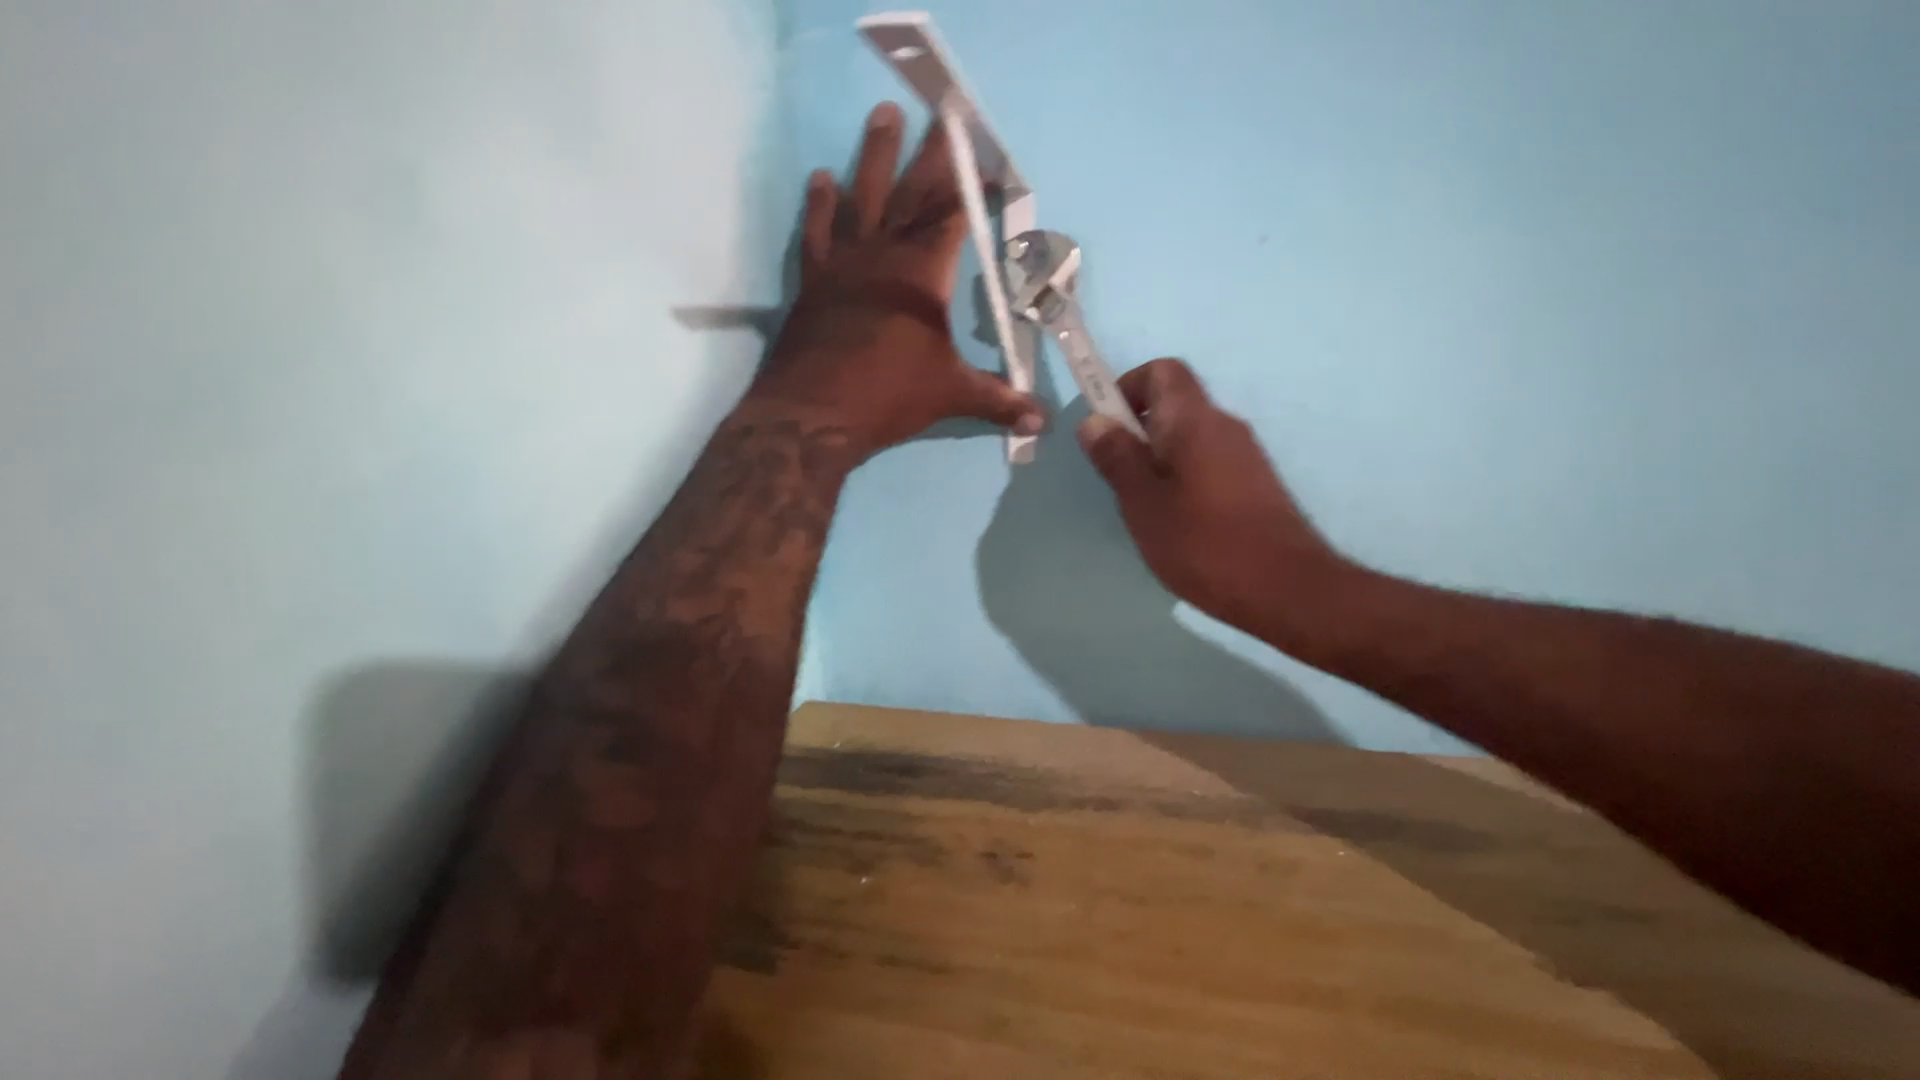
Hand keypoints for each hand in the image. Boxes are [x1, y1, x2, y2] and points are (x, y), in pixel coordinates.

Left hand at [745, 102, 1043, 458]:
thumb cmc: (887, 396)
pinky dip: (819, 205)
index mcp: (924, 274)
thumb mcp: (951, 395)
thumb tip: (1042, 421)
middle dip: (932, 152)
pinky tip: (822, 178)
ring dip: (874, 155)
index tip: (991, 165)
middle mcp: (883, 255)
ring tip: (883, 113)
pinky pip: (817, 232)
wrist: (810, 414)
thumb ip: (997, 400)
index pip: (955, 216)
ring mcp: (843, 265)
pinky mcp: (813, 282)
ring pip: (862, 196)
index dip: (974, 187)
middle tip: (942, 110)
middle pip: (913, 192)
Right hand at [1077, 358, 1359, 642]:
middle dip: (1137, 431)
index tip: (1106, 426)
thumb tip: (1094, 420)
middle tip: (1117, 478)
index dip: (1127, 386)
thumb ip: (1117, 458)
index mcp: (1194, 420)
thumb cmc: (1203, 543)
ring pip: (1189, 439)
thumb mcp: (1143, 502)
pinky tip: (1176, 524)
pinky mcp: (1254, 485)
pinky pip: (1207, 463)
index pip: (1162, 370)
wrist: (1285, 589)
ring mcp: (1244, 455)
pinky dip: (1182, 479)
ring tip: (1144, 508)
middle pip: (1174, 405)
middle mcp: (1224, 425)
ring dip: (1158, 460)